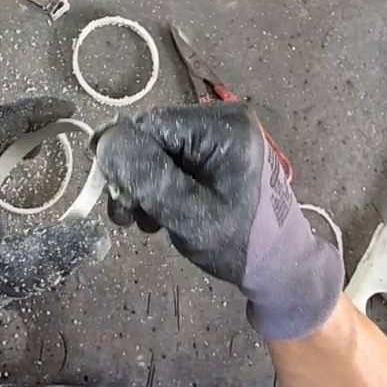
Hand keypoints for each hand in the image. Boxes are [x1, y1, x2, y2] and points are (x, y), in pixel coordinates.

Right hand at [96, 102, 339, 340]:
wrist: (282, 267)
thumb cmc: (241, 245)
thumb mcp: (189, 214)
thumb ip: (146, 175)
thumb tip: (104, 140)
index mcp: (223, 127)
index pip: (150, 126)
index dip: (125, 159)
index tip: (117, 199)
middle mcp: (223, 119)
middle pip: (153, 137)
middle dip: (134, 176)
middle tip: (127, 216)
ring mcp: (221, 135)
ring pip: (158, 150)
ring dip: (143, 185)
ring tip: (144, 221)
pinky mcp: (217, 152)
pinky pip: (173, 159)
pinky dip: (160, 186)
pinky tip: (159, 213)